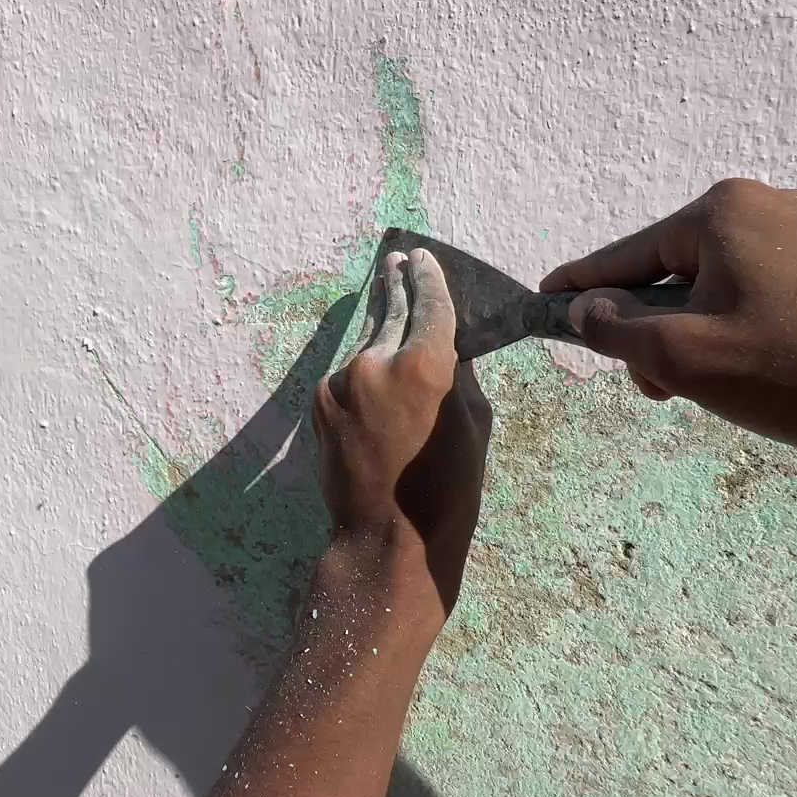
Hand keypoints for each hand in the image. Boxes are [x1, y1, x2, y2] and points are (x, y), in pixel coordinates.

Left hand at [314, 248, 491, 610]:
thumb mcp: (475, 427)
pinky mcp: (321, 399)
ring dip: (379, 324)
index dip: (428, 277)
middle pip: (391, 310)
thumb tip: (445, 345)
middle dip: (396, 283)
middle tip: (396, 259)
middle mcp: (376, 362)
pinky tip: (374, 369)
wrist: (385, 539)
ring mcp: (342, 380)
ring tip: (387, 297)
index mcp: (425, 366)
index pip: (429, 304)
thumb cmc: (448, 491)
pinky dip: (364, 364)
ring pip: (367, 339)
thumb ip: (458, 375)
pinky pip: (349, 370)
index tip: (422, 257)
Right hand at [540, 178, 796, 459]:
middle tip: (663, 392)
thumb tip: (585, 308)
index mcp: (718, 215)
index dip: (575, 289)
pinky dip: (755, 331)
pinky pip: (777, 292)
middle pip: (674, 273)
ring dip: (705, 336)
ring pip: (726, 287)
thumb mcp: (693, 359)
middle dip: (655, 331)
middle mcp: (768, 206)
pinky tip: (786, 374)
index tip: (541, 306)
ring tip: (733, 391)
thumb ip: (620, 332)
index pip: (619, 257)